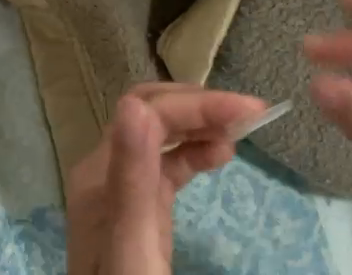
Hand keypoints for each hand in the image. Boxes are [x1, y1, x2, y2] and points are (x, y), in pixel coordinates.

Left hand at [65, 82, 267, 274]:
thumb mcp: (132, 247)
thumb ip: (133, 179)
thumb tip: (134, 104)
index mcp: (98, 173)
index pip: (146, 111)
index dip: (197, 104)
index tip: (251, 111)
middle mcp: (105, 173)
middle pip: (151, 115)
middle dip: (200, 106)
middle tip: (253, 114)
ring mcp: (121, 192)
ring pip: (160, 137)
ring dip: (200, 125)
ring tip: (243, 131)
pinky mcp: (138, 213)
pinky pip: (166, 167)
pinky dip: (194, 153)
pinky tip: (221, 156)